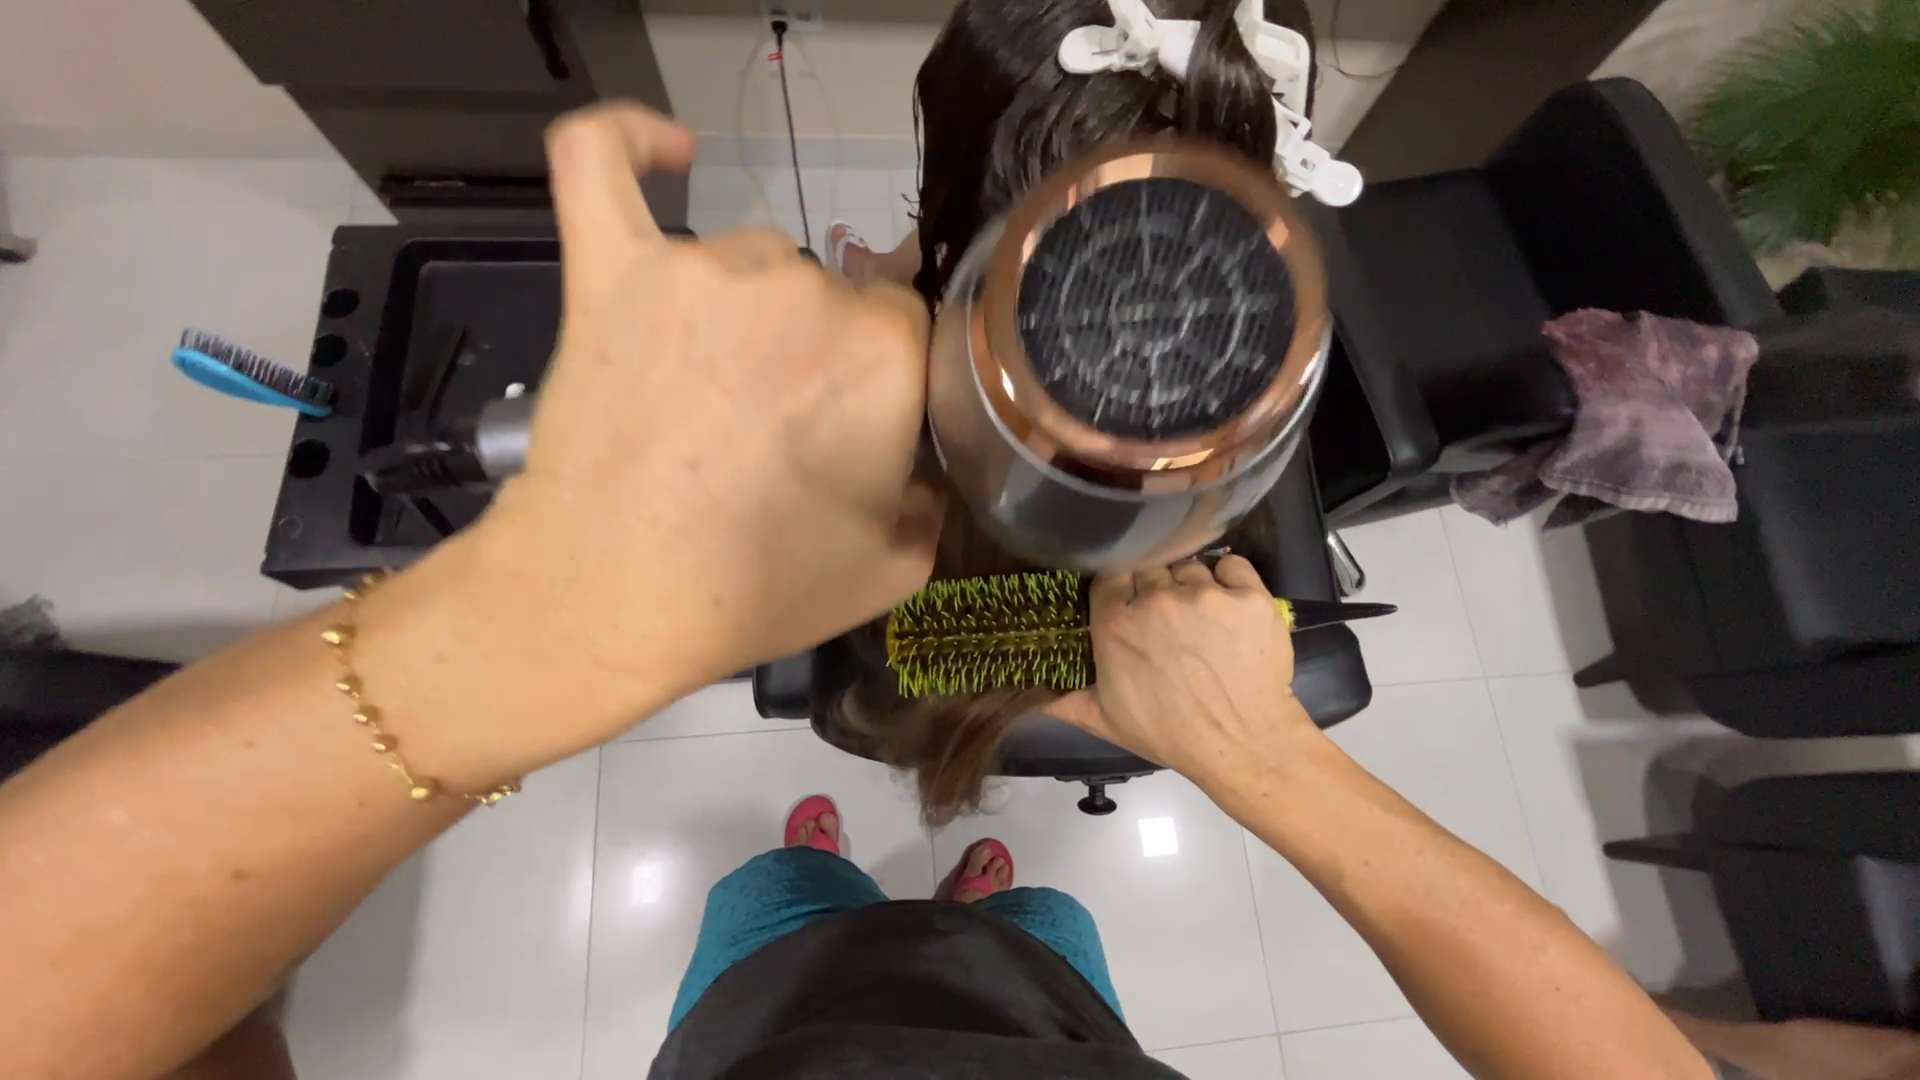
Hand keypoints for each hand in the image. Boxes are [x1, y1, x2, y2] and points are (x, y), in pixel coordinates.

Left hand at [473, 103, 940, 703]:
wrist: (609, 599)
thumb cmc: (758, 590)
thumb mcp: (892, 571)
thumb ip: (933, 506)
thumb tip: (920, 476)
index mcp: (886, 357)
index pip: (913, 329)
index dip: (892, 385)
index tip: (864, 430)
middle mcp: (804, 291)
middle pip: (839, 296)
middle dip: (827, 359)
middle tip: (787, 429)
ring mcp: (702, 269)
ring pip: (758, 259)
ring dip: (757, 310)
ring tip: (720, 383)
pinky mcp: (612, 268)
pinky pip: (605, 164)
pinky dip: (632, 145)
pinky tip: (670, 151)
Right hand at [1052, 555, 1318, 785]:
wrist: (1243, 745)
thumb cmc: (1169, 734)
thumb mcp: (1105, 720)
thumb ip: (1064, 700)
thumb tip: (1030, 699)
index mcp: (1116, 622)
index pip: (1111, 574)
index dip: (1120, 587)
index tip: (1128, 601)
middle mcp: (1157, 599)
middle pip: (1151, 567)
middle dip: (1156, 587)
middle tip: (1167, 618)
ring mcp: (1206, 595)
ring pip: (1190, 566)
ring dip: (1192, 585)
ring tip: (1201, 616)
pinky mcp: (1249, 596)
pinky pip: (1233, 565)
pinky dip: (1230, 578)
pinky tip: (1229, 603)